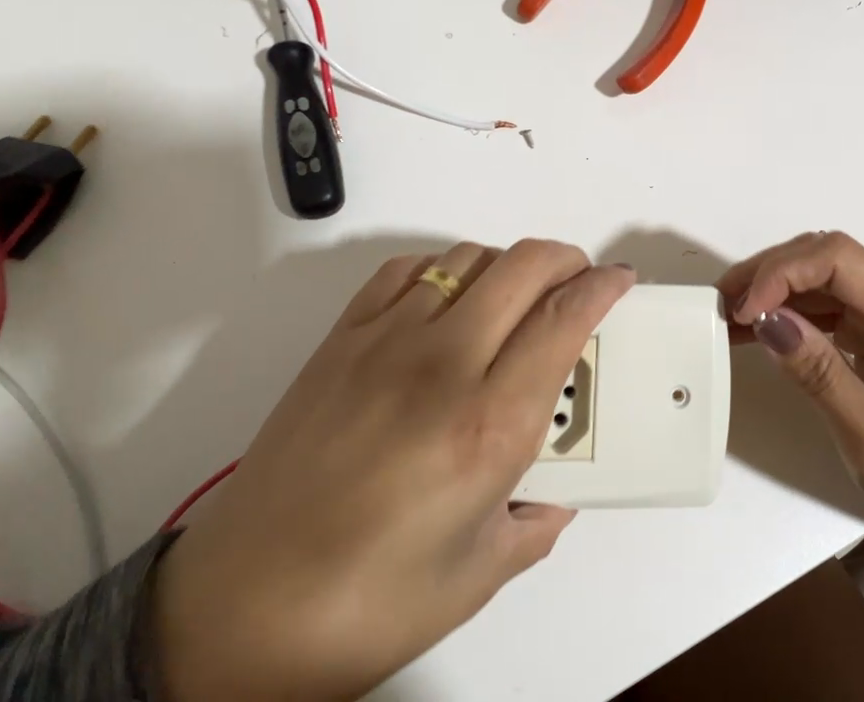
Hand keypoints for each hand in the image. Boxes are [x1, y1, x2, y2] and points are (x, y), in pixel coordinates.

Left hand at [151, 241, 633, 701]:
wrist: (245, 605)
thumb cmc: (365, 603)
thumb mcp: (477, 574)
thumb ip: (533, 526)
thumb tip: (553, 502)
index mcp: (489, 427)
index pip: (564, 320)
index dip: (601, 288)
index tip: (618, 282)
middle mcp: (441, 367)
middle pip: (522, 267)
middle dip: (565, 260)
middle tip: (578, 282)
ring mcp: (383, 345)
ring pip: (465, 258)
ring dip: (506, 264)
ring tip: (517, 296)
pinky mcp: (338, 343)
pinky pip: (402, 271)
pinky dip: (440, 268)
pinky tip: (447, 298)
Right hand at [721, 232, 863, 573]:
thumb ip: (822, 377)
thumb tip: (767, 320)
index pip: (842, 261)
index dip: (783, 273)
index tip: (742, 312)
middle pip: (830, 257)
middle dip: (770, 274)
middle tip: (718, 308)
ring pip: (825, 275)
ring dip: (774, 289)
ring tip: (725, 318)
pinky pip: (832, 302)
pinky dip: (790, 310)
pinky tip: (754, 329)